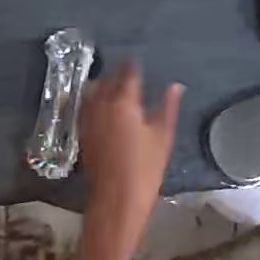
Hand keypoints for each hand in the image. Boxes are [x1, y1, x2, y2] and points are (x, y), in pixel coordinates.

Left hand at [78, 61, 182, 250]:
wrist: (116, 200)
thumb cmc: (145, 170)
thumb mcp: (163, 137)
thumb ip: (167, 107)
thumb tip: (175, 86)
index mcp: (123, 103)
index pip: (127, 74)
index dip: (133, 65)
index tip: (137, 59)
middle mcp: (101, 106)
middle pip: (107, 79)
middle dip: (117, 72)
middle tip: (128, 69)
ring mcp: (88, 119)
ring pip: (93, 91)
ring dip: (103, 83)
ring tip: (115, 83)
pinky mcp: (83, 132)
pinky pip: (86, 106)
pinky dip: (94, 99)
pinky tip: (103, 104)